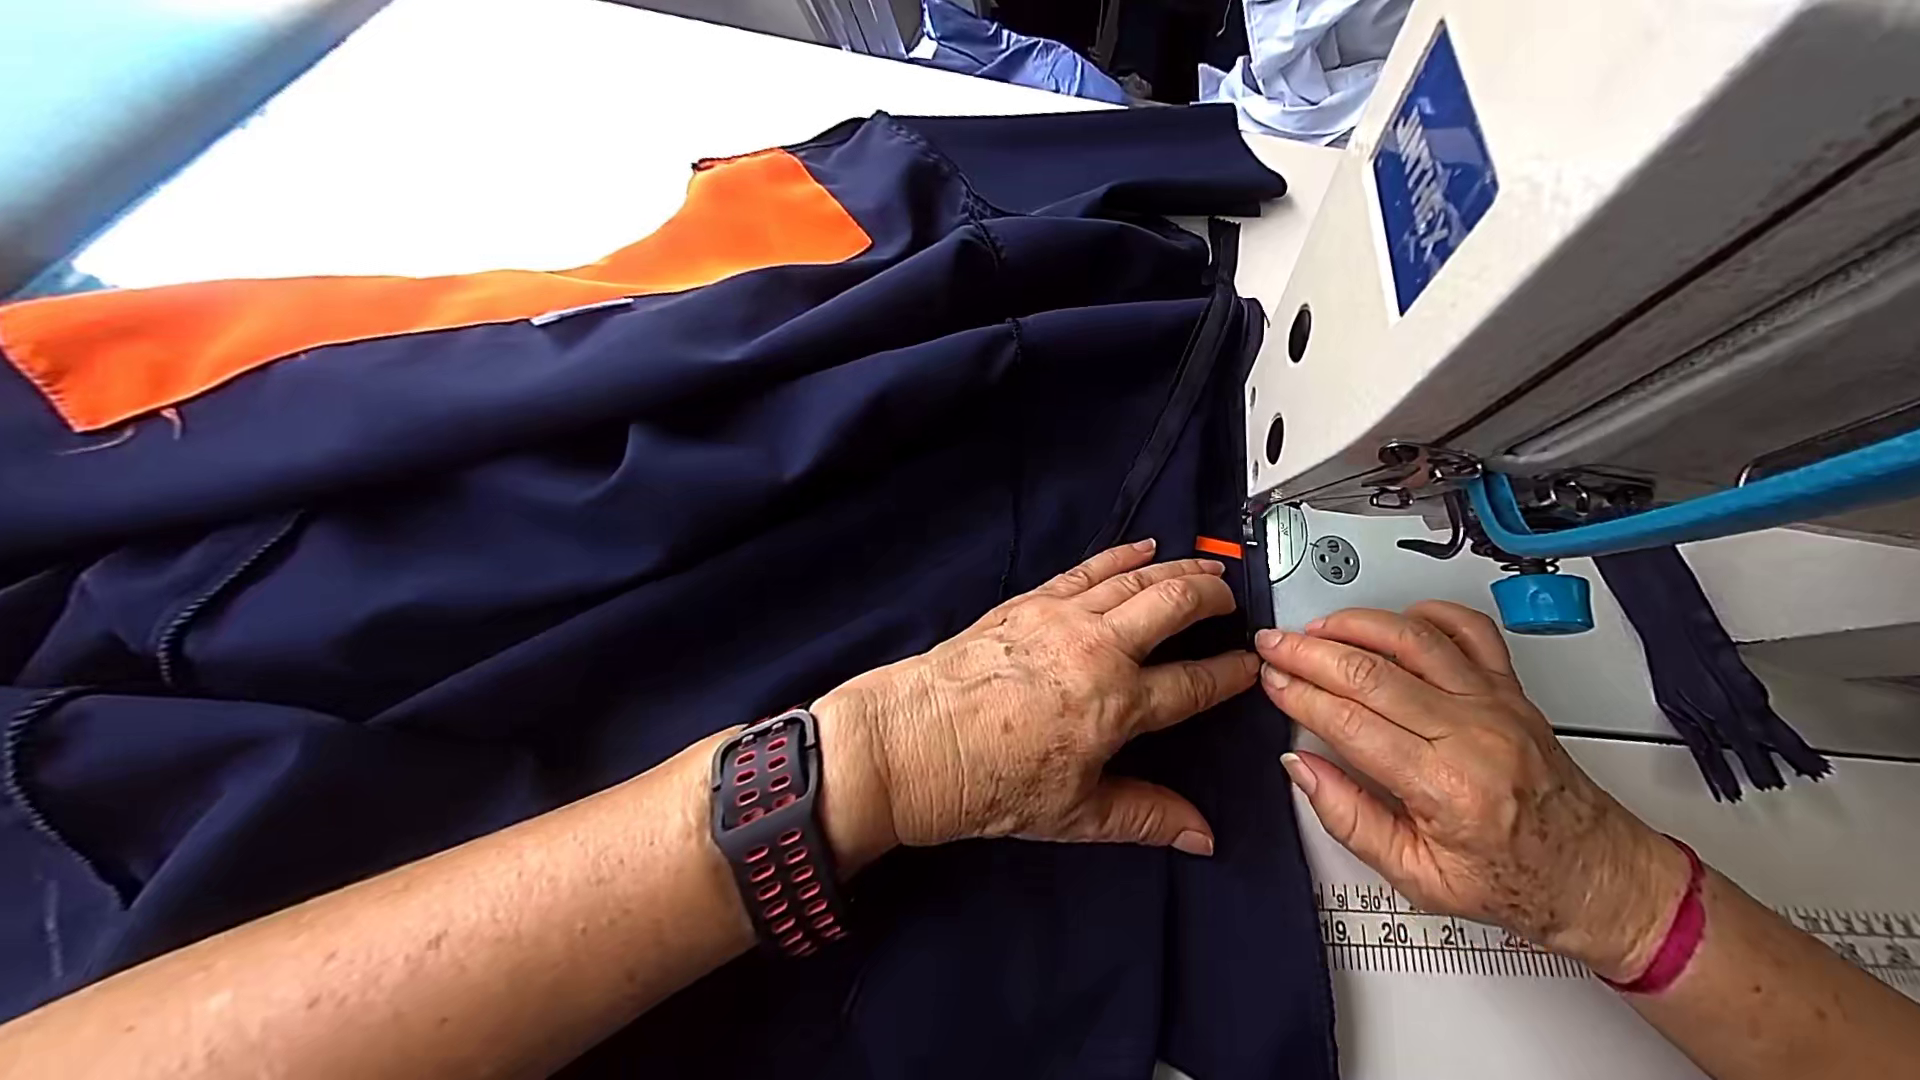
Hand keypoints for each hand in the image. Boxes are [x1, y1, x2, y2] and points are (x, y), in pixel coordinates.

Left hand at [813, 540, 1260, 869]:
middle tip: (1232, 601)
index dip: (1231, 673)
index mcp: (1117, 704)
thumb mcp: (1074, 812)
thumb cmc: (986, 780)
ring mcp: (1061, 618)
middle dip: (1213, 598)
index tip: (1249, 666)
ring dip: (1178, 570)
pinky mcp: (1028, 602)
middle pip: (1175, 606)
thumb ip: (1145, 816)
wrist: (912, 741)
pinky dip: (1120, 556)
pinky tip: (1142, 548)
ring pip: (1136, 579)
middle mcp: (1097, 649)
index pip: (1195, 683)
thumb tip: (1200, 834)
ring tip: (1206, 568)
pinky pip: (1087, 569)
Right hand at [1254, 602, 1691, 980]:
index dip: (1297, 693)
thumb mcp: (1418, 877)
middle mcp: (1475, 735)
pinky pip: (1468, 630)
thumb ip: (1348, 818)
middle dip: (1306, 651)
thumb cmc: (1516, 881)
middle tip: (1272, 644)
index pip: (1348, 720)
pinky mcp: (1510, 690)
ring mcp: (1496, 704)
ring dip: (1353, 623)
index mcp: (1448, 787)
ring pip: (1411, 638)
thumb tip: (1300, 766)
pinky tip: (1392, 620)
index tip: (1269, 680)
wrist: (1601, 879)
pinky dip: (1425, 613)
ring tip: (1314, 627)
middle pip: (1369, 670)